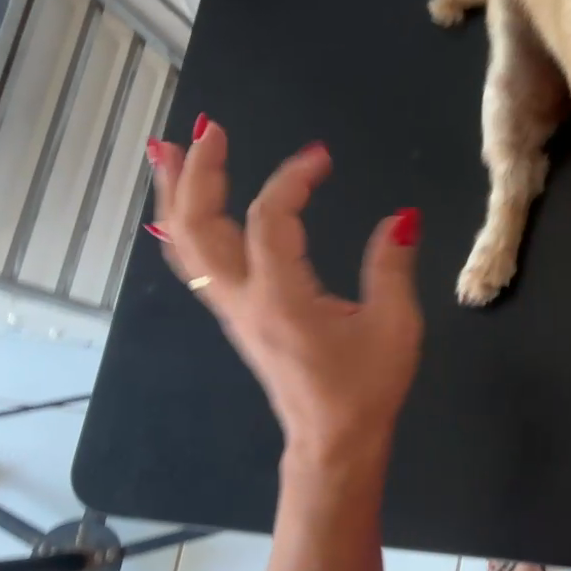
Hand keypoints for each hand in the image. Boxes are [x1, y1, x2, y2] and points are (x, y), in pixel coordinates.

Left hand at [146, 117, 423, 461]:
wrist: (334, 440)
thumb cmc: (367, 387)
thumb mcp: (395, 326)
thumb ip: (393, 268)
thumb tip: (402, 218)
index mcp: (284, 299)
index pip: (274, 221)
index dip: (294, 180)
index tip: (322, 156)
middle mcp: (244, 300)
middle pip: (197, 227)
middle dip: (199, 173)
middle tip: (208, 130)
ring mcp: (233, 311)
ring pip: (186, 246)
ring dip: (176, 196)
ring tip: (168, 152)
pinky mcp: (239, 319)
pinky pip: (198, 264)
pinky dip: (187, 226)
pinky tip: (190, 211)